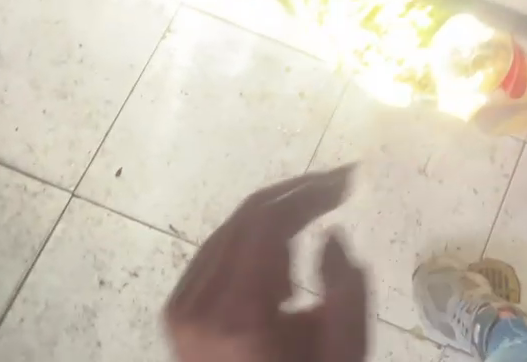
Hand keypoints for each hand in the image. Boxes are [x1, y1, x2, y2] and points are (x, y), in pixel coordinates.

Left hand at [165, 166, 367, 361]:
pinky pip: (217, 252)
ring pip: (232, 230)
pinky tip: (282, 262)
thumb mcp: (344, 349)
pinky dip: (254, 242)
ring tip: (317, 226)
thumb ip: (347, 286)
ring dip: (278, 217)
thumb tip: (328, 236)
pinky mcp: (176, 316)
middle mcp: (199, 306)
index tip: (350, 181)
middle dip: (298, 196)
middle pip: (248, 217)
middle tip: (339, 187)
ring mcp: (180, 311)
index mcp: (239, 314)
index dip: (311, 190)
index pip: (268, 221)